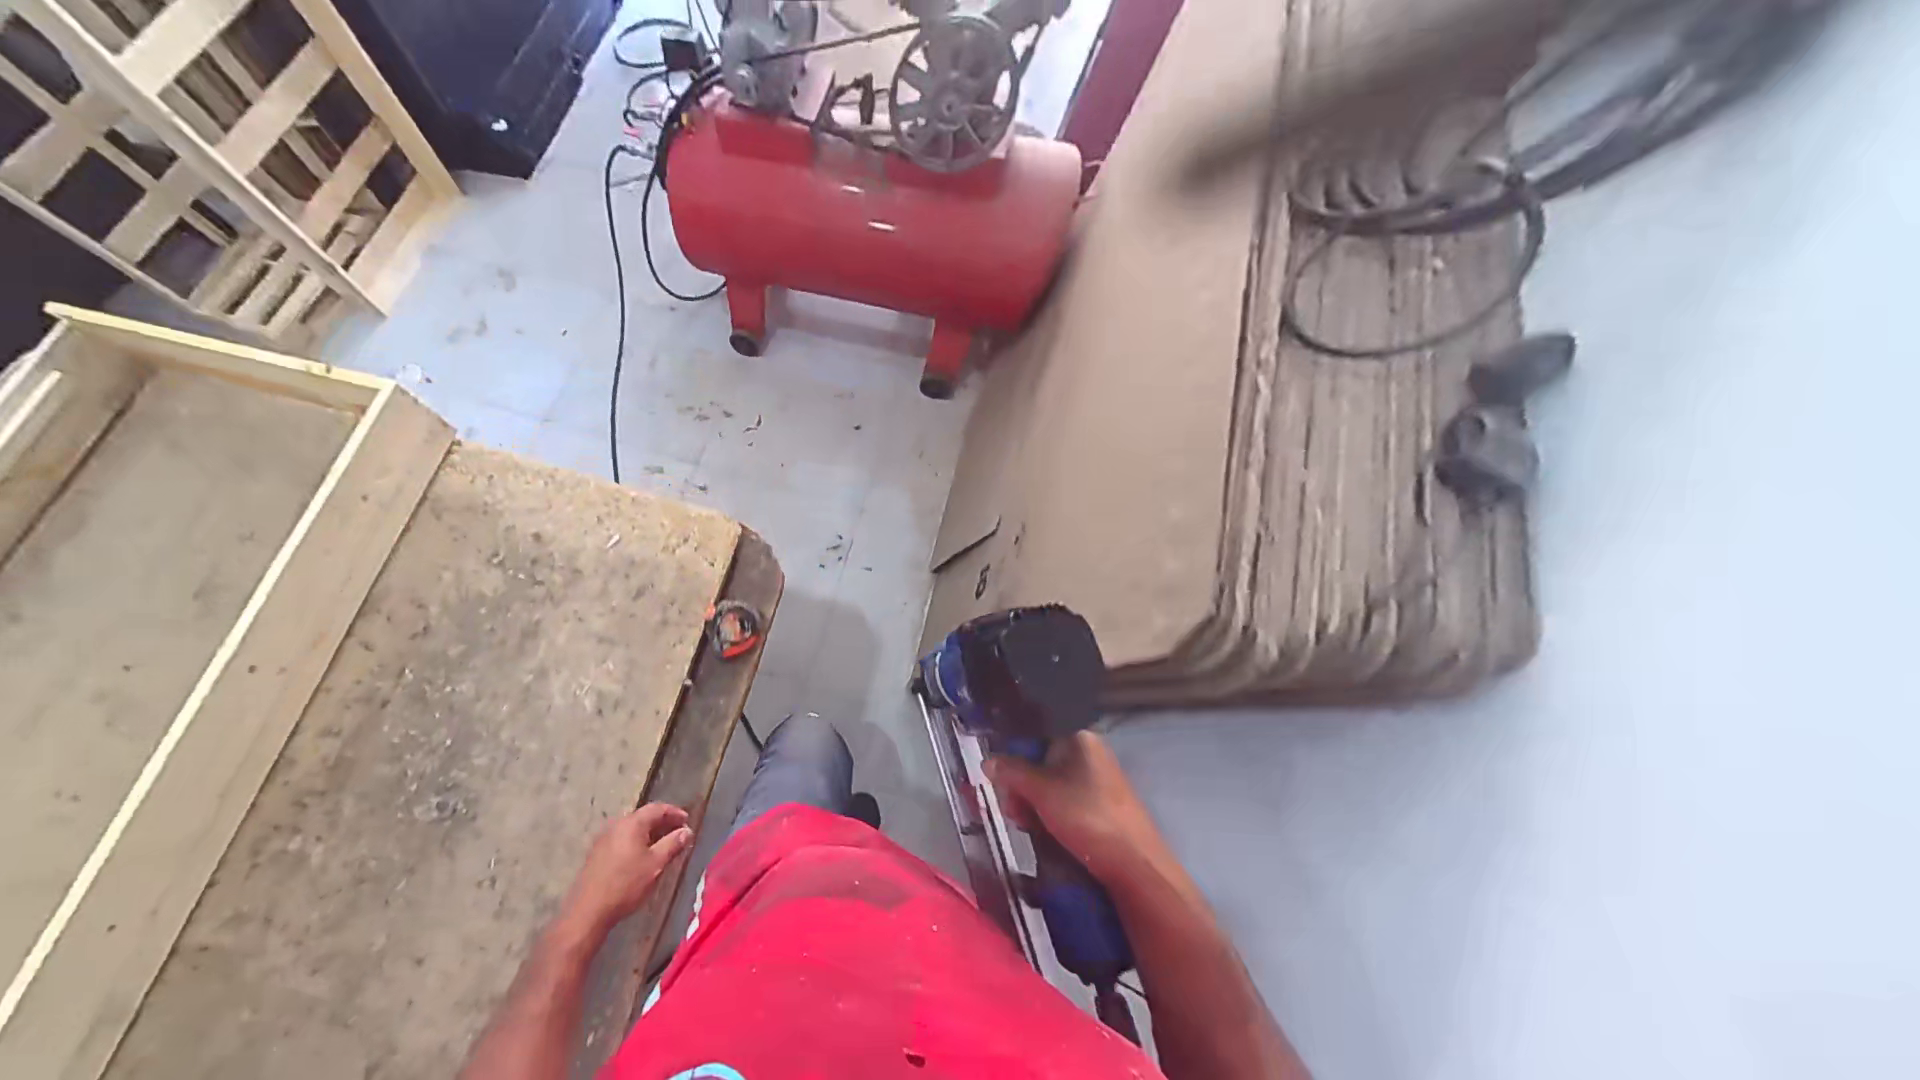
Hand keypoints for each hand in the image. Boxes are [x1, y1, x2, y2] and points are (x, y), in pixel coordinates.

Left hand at [560, 804, 694, 935]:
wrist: (588, 912)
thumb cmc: (626, 884)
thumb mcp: (656, 864)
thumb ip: (673, 844)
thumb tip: (687, 831)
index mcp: (632, 823)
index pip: (658, 808)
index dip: (675, 813)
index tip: (687, 822)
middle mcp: (616, 826)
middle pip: (644, 817)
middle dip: (663, 823)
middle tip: (678, 833)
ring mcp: (603, 840)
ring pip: (632, 829)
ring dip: (650, 833)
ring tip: (663, 845)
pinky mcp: (596, 855)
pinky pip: (622, 840)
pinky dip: (636, 842)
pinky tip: (642, 857)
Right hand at [985, 731, 1170, 886]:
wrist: (1135, 865)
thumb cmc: (1086, 817)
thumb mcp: (1042, 792)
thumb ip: (1012, 772)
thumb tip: (988, 761)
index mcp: (1081, 740)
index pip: (1035, 739)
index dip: (1014, 762)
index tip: (1002, 787)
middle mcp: (1092, 755)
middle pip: (1042, 765)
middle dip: (1022, 790)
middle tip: (1015, 814)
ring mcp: (1100, 783)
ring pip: (1053, 789)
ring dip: (1034, 807)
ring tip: (1029, 829)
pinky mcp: (1104, 809)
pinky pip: (1068, 806)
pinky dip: (1053, 818)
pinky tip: (1047, 836)